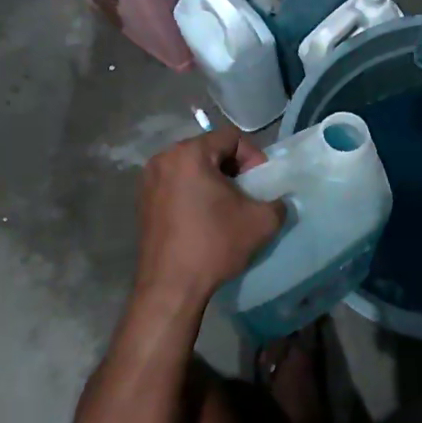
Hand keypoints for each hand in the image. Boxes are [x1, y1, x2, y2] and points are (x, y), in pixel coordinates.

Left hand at [134, 130, 285, 303]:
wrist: (170, 285)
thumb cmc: (214, 244)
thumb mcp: (261, 222)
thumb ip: (277, 203)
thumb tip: (278, 201)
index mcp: (189, 153)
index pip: (231, 138)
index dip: (253, 157)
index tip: (261, 184)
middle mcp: (164, 158)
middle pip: (209, 150)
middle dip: (232, 169)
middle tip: (247, 194)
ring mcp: (149, 180)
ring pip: (191, 168)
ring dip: (213, 182)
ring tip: (228, 207)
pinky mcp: (143, 201)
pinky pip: (176, 185)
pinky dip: (194, 193)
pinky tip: (205, 218)